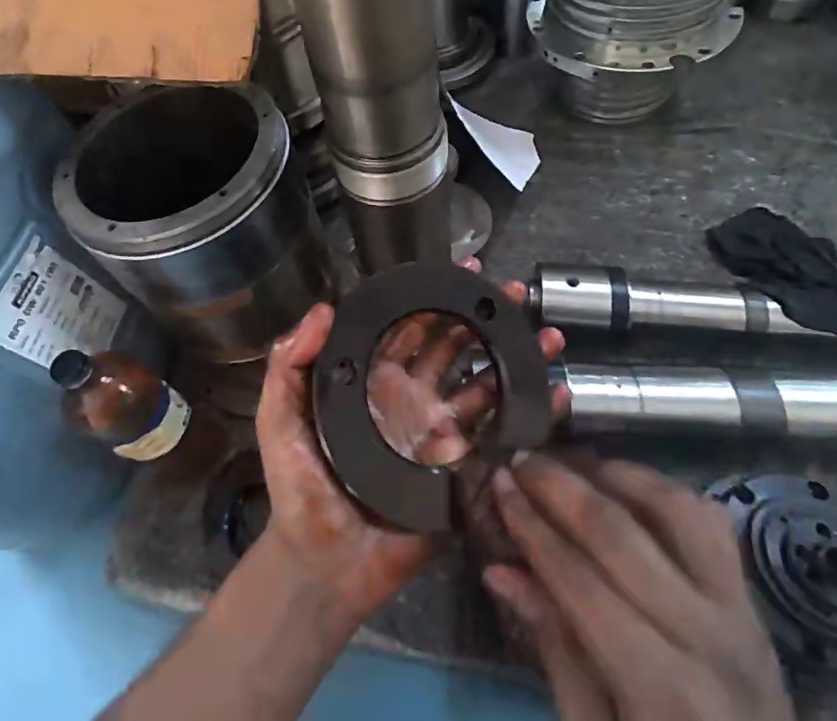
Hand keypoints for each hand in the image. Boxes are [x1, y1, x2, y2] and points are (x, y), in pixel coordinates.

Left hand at [253, 257, 566, 621]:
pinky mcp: (464, 472)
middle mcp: (416, 399)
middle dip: (485, 318)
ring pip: (486, 386)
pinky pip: (500, 439)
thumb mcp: (280, 419)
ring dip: (515, 359)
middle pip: (457, 349)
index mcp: (377, 382)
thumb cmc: (299, 488)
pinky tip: (555, 393)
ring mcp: (443, 435)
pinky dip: (530, 415)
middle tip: (515, 294)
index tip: (467, 271)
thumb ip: (290, 365)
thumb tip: (323, 308)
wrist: (324, 565)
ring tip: (547, 336)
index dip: (437, 298)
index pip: (412, 328)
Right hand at [484, 453, 794, 720]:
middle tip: (522, 459)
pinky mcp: (752, 596)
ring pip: (677, 510)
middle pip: (624, 536)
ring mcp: (741, 609)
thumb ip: (554, 649)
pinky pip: (710, 521)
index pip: (582, 583)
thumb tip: (501, 570)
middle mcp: (709, 636)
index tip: (499, 484)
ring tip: (572, 463)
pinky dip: (664, 490)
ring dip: (619, 475)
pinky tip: (628, 484)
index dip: (533, 528)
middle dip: (563, 489)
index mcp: (663, 689)